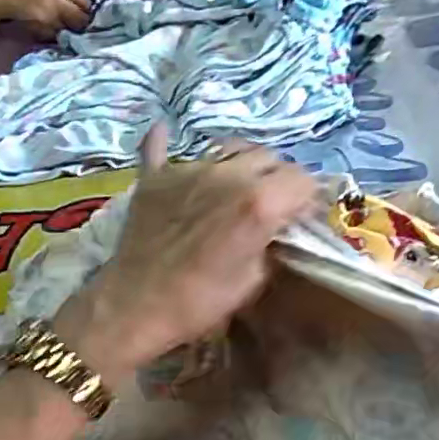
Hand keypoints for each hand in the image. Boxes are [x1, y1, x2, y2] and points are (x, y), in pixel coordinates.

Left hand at [53, 126, 318, 382]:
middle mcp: (227, 174)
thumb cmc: (198, 303)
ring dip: (236, 166)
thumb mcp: (252, 281)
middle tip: (266, 207)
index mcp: (259, 201)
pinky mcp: (154, 178)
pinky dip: (166, 143)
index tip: (297, 218)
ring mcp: (188, 170)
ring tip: (229, 191)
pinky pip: (161, 147)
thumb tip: (275, 229)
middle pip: (267, 159)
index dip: (304, 200)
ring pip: (227, 150)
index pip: (302, 180)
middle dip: (275, 180)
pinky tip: (164, 132)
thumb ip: (271, 244)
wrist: (133, 307)